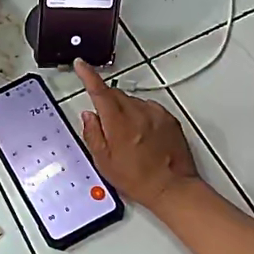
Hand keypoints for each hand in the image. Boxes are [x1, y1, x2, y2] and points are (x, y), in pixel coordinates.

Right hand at [74, 59, 199, 210]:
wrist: (172, 188)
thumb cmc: (137, 179)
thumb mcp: (103, 161)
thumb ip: (92, 134)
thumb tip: (88, 116)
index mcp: (119, 124)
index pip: (100, 92)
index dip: (88, 75)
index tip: (81, 65)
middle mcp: (139, 114)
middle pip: (116, 94)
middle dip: (106, 102)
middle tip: (105, 124)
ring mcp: (157, 115)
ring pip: (133, 101)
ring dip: (125, 110)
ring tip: (126, 135)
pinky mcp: (170, 120)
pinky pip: (149, 108)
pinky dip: (141, 115)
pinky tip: (141, 134)